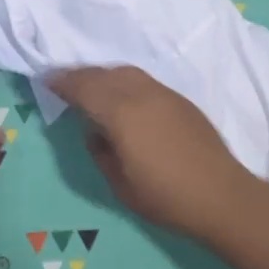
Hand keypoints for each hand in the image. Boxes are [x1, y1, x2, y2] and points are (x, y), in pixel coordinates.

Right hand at [48, 65, 262, 239]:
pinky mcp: (180, 100)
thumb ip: (100, 153)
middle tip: (64, 84)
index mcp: (121, 113)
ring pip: (125, 72)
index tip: (47, 82)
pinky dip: (124, 82)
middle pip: (103, 74)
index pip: (84, 87)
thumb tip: (95, 133)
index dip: (63, 83)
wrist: (222, 196)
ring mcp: (163, 93)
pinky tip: (123, 98)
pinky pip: (143, 80)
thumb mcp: (120, 184)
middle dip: (80, 76)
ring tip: (93, 89)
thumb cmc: (165, 197)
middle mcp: (140, 94)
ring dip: (103, 76)